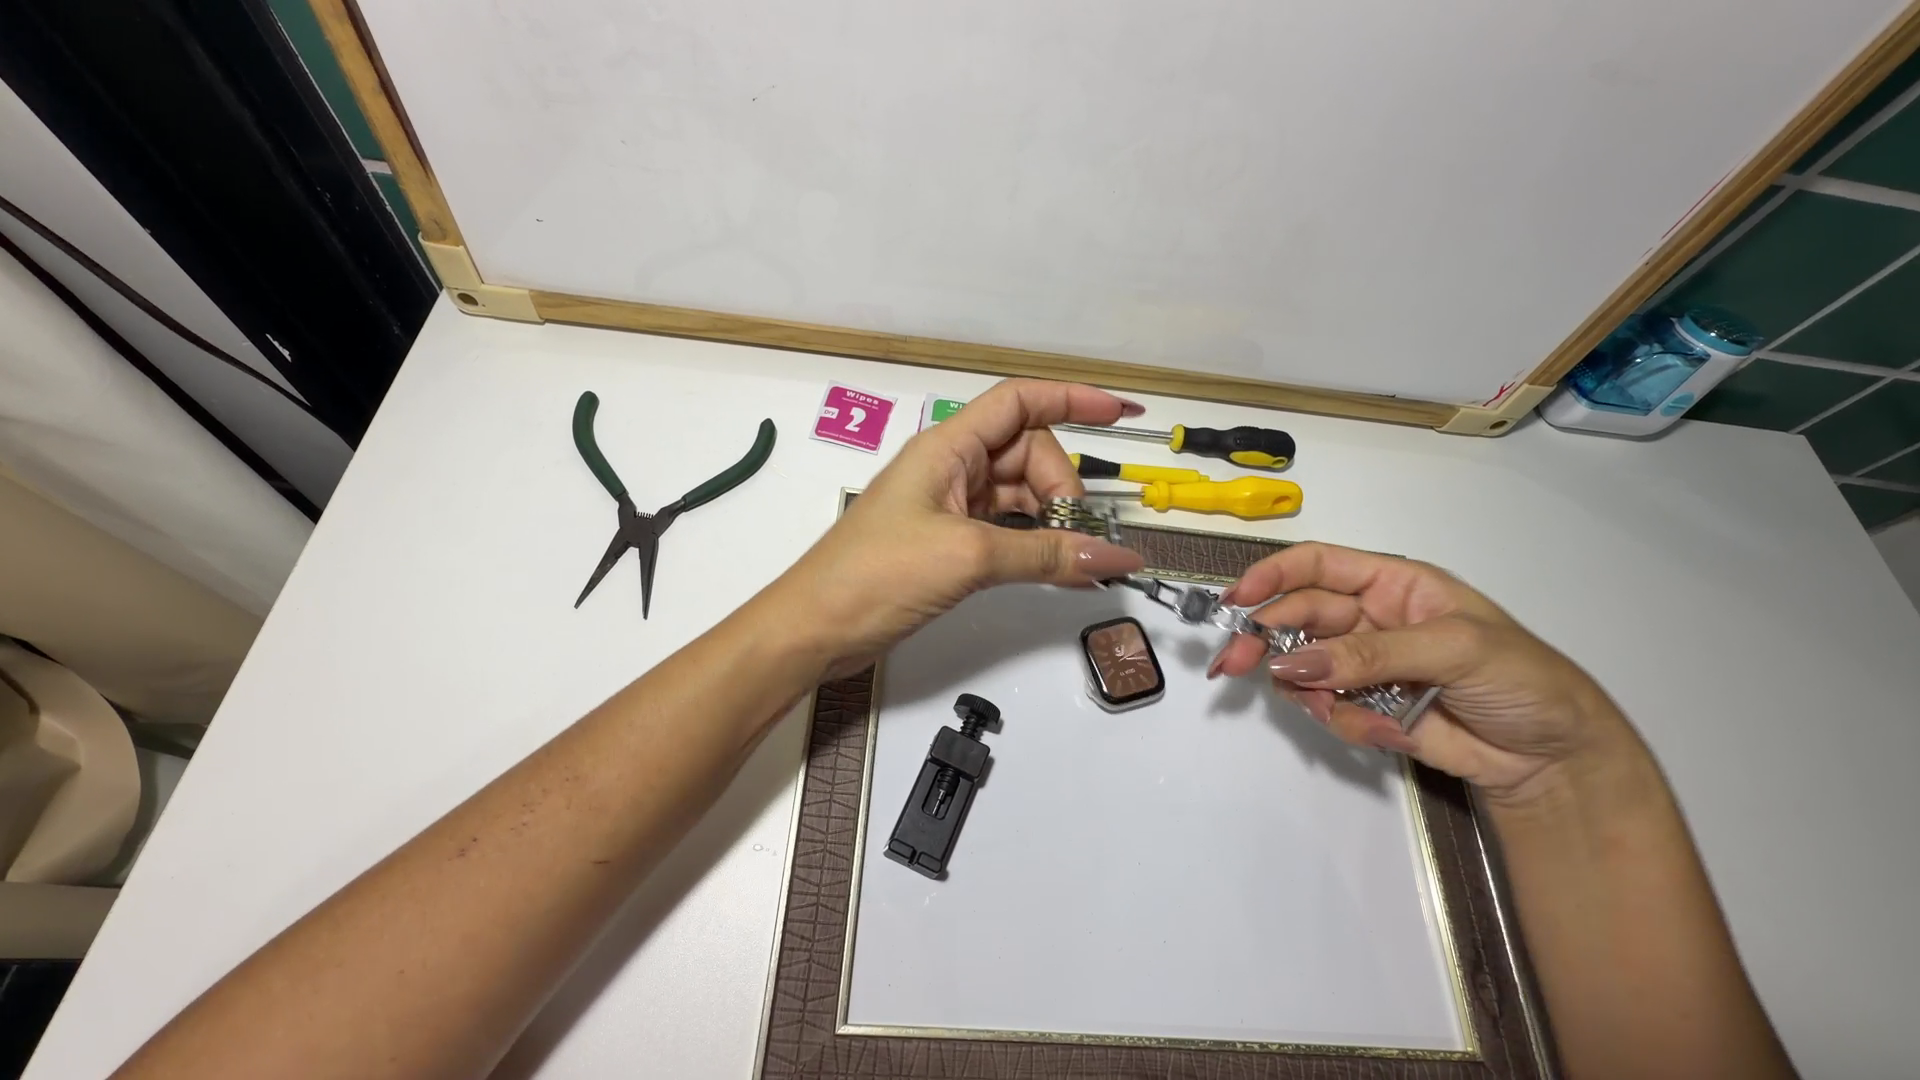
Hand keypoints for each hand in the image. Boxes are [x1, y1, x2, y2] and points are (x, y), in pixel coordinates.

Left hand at [771, 379, 1144, 677]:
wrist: (815, 629)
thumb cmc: (876, 575)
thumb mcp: (968, 557)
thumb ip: (1046, 554)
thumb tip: (1116, 557)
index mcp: (947, 446)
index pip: (1019, 401)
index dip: (1072, 398)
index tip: (1121, 414)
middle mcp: (950, 467)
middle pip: (1027, 453)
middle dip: (1061, 485)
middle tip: (1077, 534)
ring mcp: (949, 506)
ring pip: (1019, 495)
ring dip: (1052, 520)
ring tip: (1075, 558)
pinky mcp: (948, 543)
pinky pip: (1006, 530)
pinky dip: (1034, 544)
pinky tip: (1057, 568)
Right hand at [1210, 542, 1629, 804]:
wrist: (1555, 760)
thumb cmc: (1522, 679)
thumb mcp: (1454, 650)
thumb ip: (1370, 654)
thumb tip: (1292, 662)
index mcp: (1393, 585)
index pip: (1317, 566)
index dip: (1272, 576)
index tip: (1235, 601)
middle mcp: (1369, 619)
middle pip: (1295, 616)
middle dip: (1265, 639)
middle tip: (1233, 666)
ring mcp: (1363, 666)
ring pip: (1302, 665)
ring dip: (1306, 689)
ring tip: (1330, 709)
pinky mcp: (1364, 708)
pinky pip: (1327, 708)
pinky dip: (1343, 721)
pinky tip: (1383, 733)